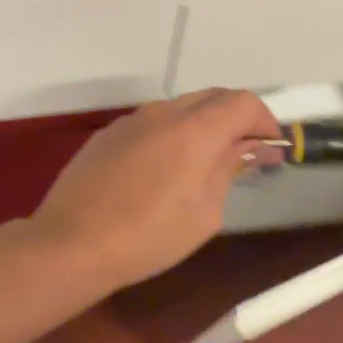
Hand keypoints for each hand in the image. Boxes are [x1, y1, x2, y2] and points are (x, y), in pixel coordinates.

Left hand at [28, 89, 281, 289]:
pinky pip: (149, 123)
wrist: (72, 243)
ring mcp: (130, 121)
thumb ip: (227, 170)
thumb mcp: (204, 213)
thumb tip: (248, 148)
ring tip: (203, 165)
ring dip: (200, 125)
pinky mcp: (106, 135)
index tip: (269, 149)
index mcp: (194, 130)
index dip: (263, 121)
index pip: (242, 102)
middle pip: (211, 98)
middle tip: (243, 154)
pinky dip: (169, 134)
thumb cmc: (148, 237)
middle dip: (234, 119)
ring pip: (178, 108)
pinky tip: (162, 170)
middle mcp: (162, 114)